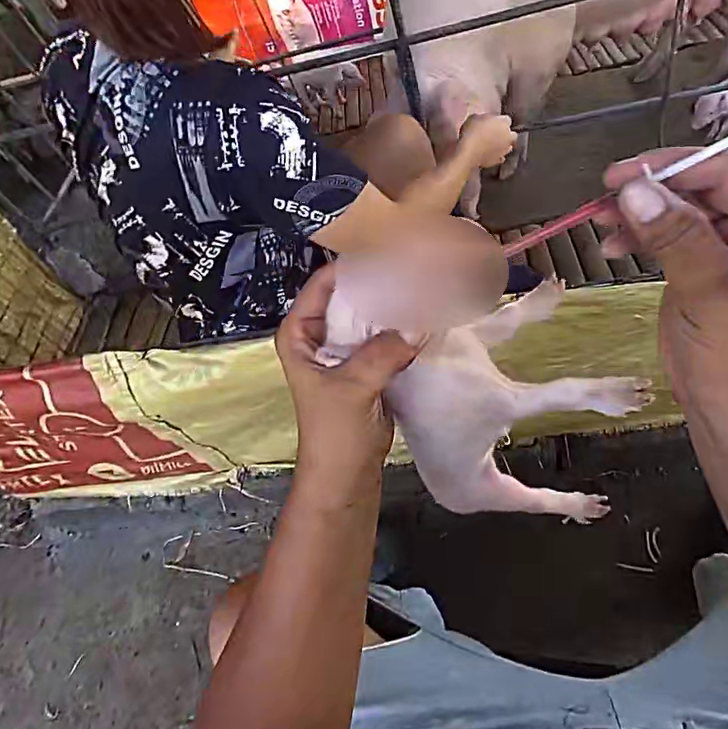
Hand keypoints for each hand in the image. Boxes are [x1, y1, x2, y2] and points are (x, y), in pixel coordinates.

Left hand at [276, 265, 419, 477]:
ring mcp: (346, 350)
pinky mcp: (369, 365)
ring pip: (372, 316)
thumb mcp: (353, 389)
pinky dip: (403, 328)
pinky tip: (427, 316)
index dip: (354, 265)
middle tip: (416, 267)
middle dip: (381, 284)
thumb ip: (383, 353)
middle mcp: (320, 335)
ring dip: (395, 307)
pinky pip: (386, 337)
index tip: (390, 251)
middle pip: (351, 296)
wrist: (346, 477)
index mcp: (300, 333)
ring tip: (427, 286)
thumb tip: (420, 323)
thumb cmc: (334, 434)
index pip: (324, 283)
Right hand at [459, 113, 515, 168]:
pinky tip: (491, 155)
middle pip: (512, 134)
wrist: (469, 152)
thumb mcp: (475, 118)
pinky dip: (497, 156)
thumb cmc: (471, 131)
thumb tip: (485, 121)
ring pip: (509, 147)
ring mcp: (505, 149)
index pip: (507, 119)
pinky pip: (501, 158)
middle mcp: (508, 136)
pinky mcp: (498, 160)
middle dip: (507, 134)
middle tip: (497, 134)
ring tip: (495, 145)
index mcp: (503, 122)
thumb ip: (484, 118)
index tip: (493, 122)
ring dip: (504, 145)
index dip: (500, 121)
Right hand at [597, 31, 727, 419]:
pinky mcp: (717, 260)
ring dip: (650, 202)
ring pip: (699, 198)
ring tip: (603, 216)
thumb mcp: (714, 293)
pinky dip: (646, 228)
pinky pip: (680, 226)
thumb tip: (630, 185)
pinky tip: (614, 238)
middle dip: (676, 173)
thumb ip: (675, 233)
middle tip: (617, 181)